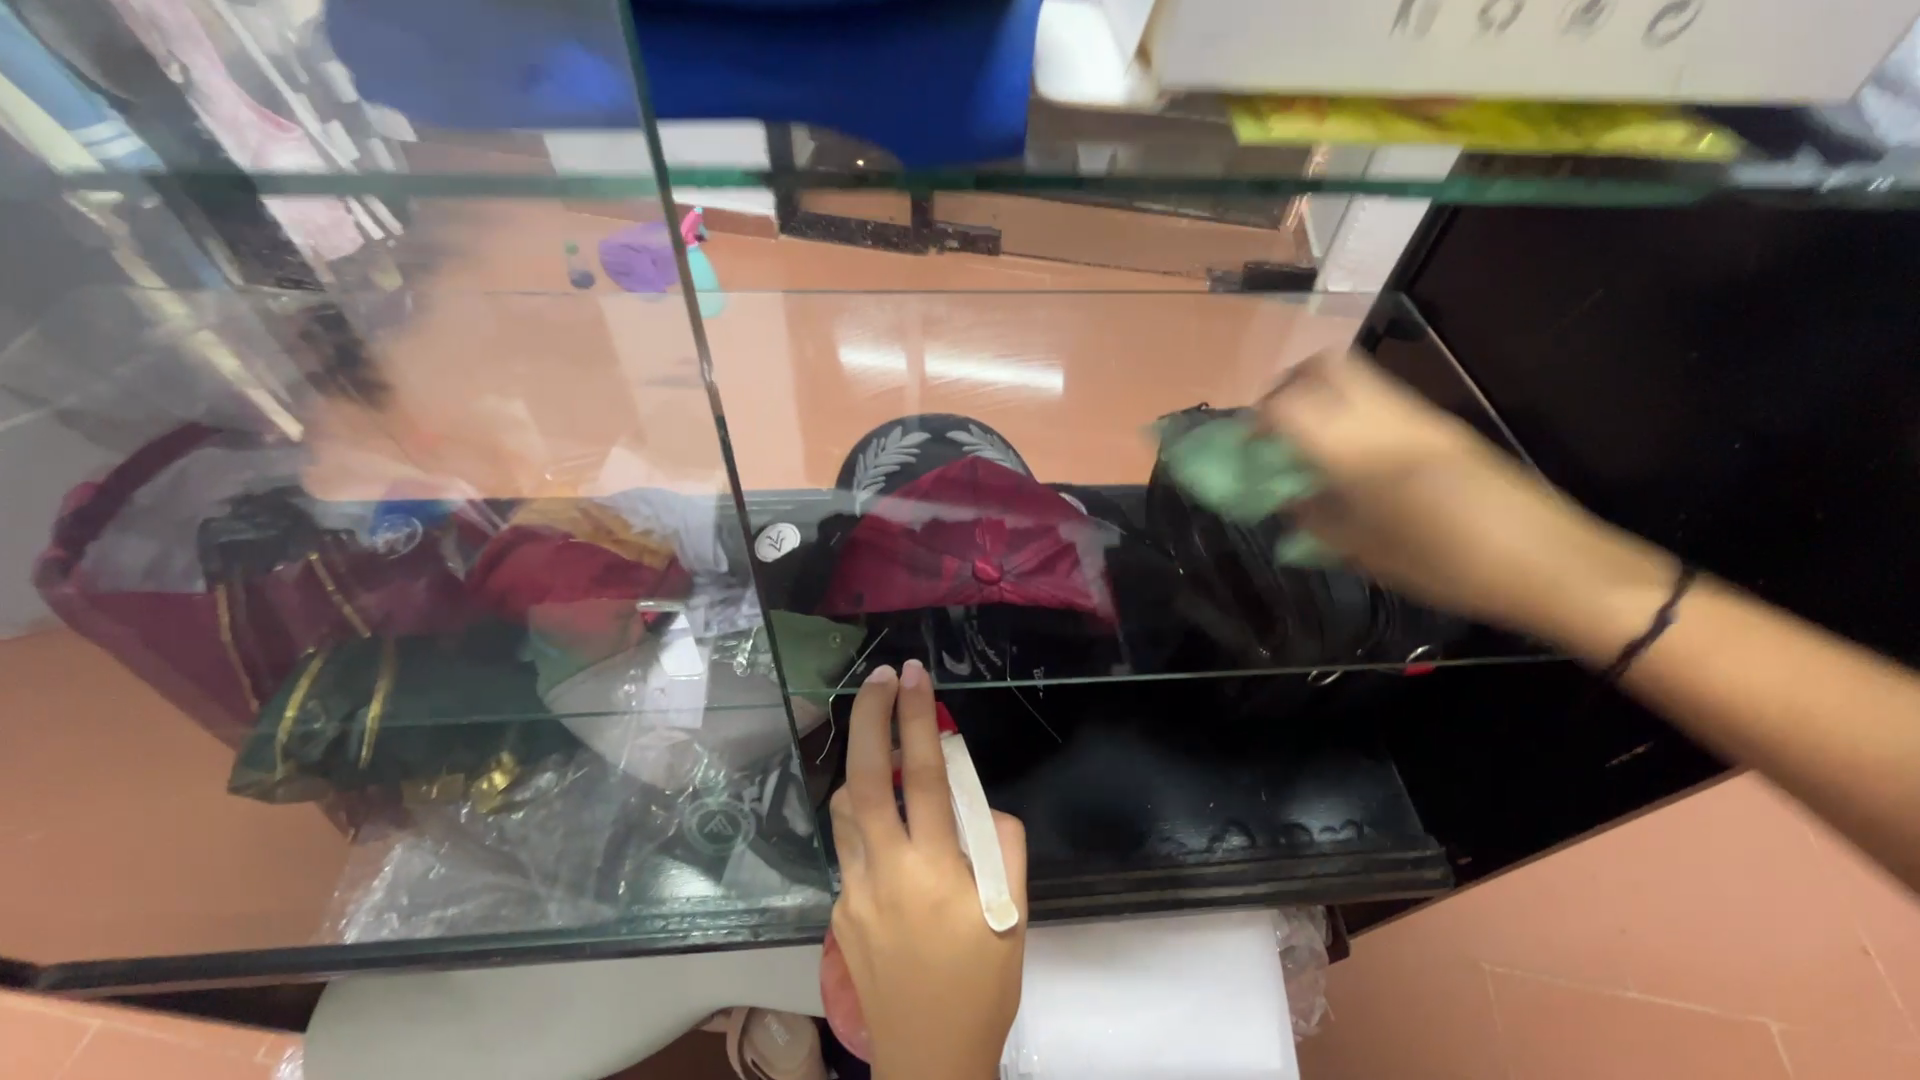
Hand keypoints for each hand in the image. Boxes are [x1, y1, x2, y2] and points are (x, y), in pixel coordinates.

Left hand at [826, 660, 1027, 1079]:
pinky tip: (892, 837)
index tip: (915, 675)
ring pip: (844, 809)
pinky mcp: (839, 911)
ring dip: (862, 769)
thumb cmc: (983, 986)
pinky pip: (850, 850)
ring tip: (885, 747)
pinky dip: (868, 825)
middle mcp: (883, 871)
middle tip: (881, 676)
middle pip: (866, 778)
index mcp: (934, 871)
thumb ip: (1002, 846)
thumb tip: (979, 803)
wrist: (929, 1057)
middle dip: (871, 717)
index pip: (925, 776)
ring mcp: (853, 891)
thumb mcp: (1013, 915)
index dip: (918, 718)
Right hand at [1262, 349, 1668, 635]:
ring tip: (1309, 441)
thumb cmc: (1451, 570)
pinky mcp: (1443, 426)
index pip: (1290, 407)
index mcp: (1362, 456)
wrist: (1554, 563)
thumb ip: (1317, 519)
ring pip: (1356, 375)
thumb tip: (1285, 498)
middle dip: (1288, 387)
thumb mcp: (1369, 555)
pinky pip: (1383, 398)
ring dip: (1321, 395)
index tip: (1247, 445)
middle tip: (1275, 425)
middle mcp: (1389, 421)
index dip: (1257, 419)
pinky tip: (1352, 455)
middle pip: (1325, 366)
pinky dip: (1351, 411)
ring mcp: (1421, 416)